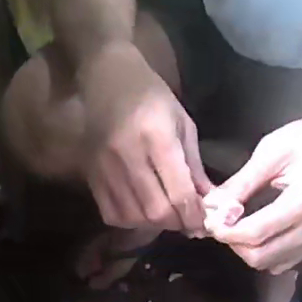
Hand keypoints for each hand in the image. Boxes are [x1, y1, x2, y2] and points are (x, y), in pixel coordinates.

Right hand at [80, 45, 208, 231]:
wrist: (107, 76)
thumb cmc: (152, 98)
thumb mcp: (183, 125)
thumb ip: (195, 168)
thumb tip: (211, 205)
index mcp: (157, 138)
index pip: (179, 193)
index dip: (194, 216)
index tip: (204, 224)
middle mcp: (128, 154)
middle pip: (156, 211)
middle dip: (177, 223)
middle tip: (187, 220)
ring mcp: (105, 166)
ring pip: (135, 217)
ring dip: (156, 225)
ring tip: (167, 214)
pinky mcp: (90, 173)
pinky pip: (112, 213)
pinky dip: (131, 221)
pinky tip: (142, 212)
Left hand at [201, 109, 301, 272]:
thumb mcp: (271, 152)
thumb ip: (241, 183)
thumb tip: (211, 206)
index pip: (257, 232)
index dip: (227, 231)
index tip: (210, 219)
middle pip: (262, 256)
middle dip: (234, 244)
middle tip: (220, 224)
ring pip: (270, 264)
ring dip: (246, 251)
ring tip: (235, 227)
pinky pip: (283, 263)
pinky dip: (263, 254)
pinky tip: (255, 233)